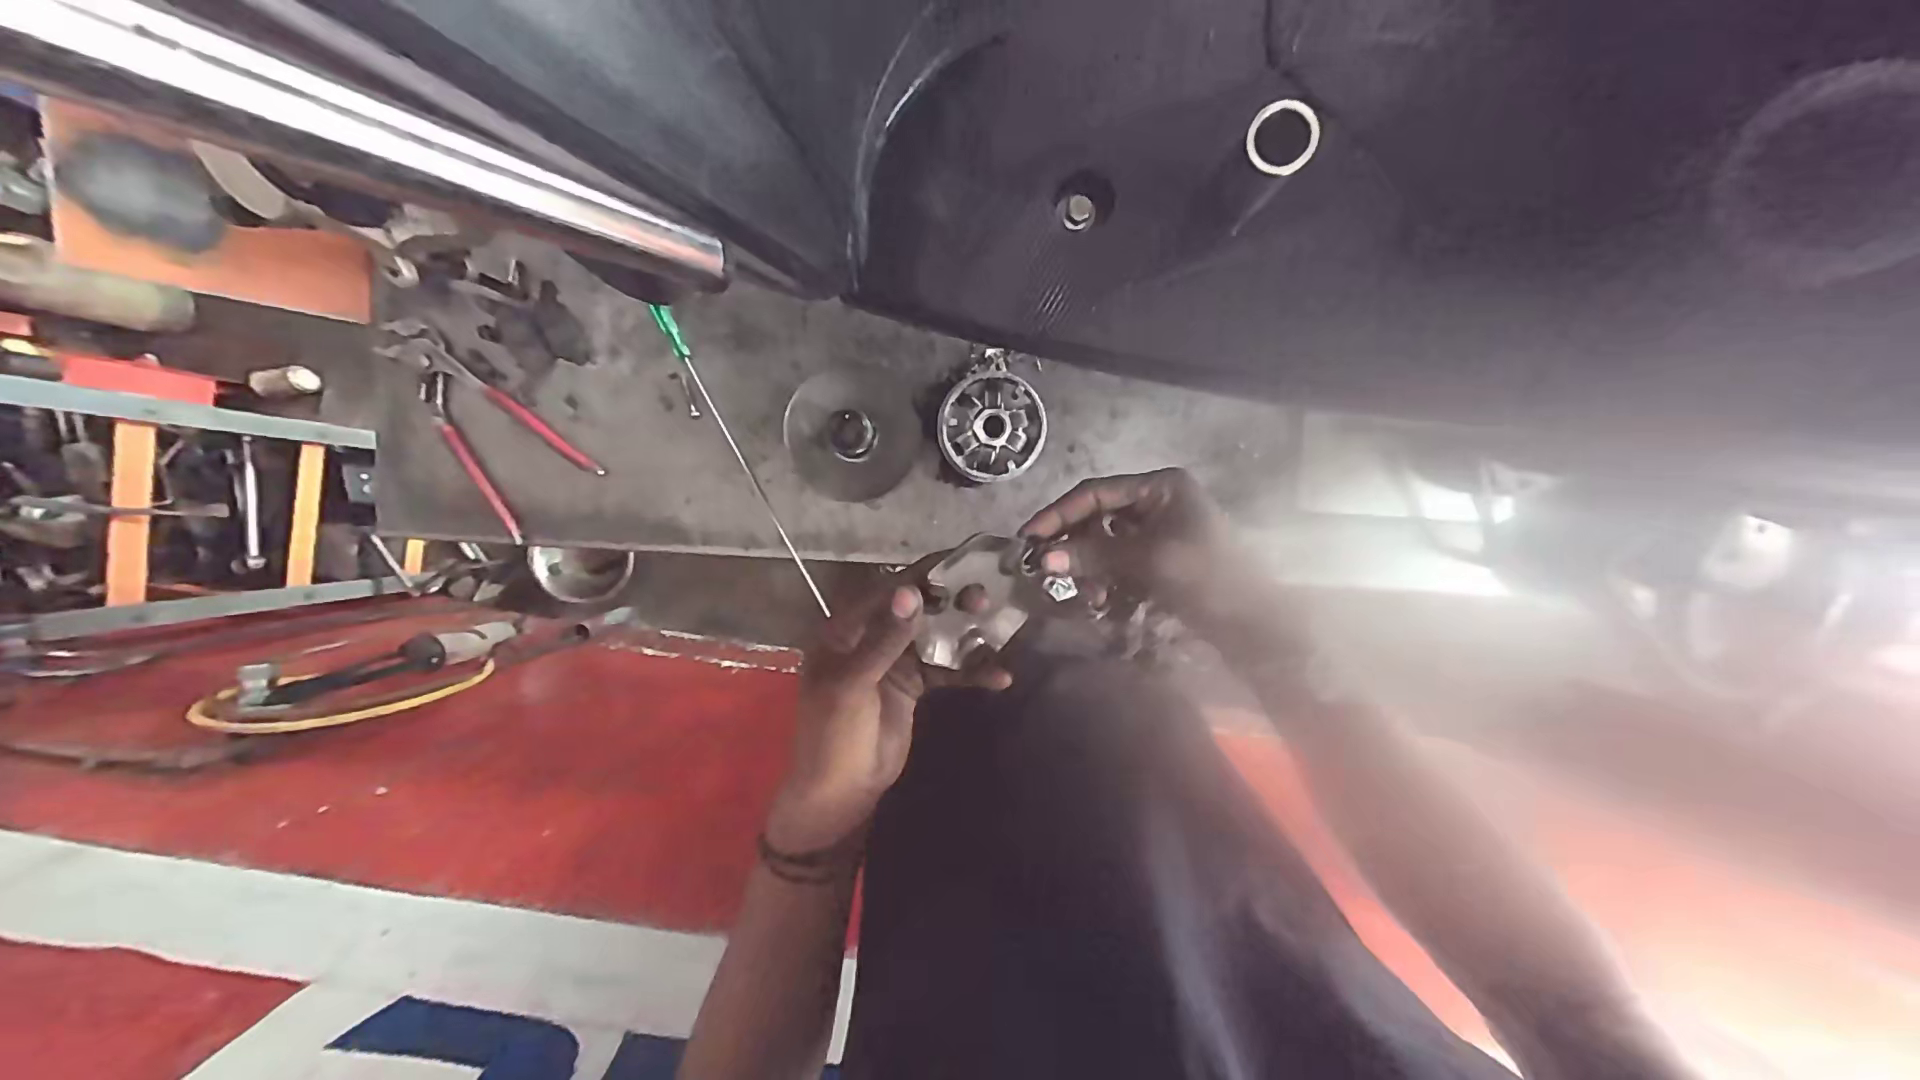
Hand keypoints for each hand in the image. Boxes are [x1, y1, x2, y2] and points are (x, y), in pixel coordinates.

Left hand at [766, 572, 1010, 854]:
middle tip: (983, 597)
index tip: (959, 560)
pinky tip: (1000, 677)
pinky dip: (971, 672)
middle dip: (950, 602)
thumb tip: (911, 592)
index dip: (920, 575)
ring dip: (966, 634)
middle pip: (916, 610)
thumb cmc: (835, 733)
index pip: (886, 591)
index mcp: (846, 629)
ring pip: (936, 637)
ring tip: (998, 631)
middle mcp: (872, 638)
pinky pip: (946, 670)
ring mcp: (895, 661)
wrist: (841, 792)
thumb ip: (885, 638)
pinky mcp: (915, 685)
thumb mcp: (854, 683)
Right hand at [1020, 468, 1240, 622]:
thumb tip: (1042, 556)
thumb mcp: (1145, 560)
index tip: (1028, 536)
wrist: (1252, 623)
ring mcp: (1159, 531)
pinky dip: (1105, 579)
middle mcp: (1157, 502)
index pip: (1095, 492)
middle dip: (1072, 543)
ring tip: (1084, 593)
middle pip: (1097, 515)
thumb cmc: (1204, 577)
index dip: (1058, 513)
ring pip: (1105, 542)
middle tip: (1043, 565)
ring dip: (1088, 566)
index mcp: (1160, 486)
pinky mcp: (1159, 560)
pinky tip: (1100, 600)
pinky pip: (1119, 562)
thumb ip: (1093, 553)